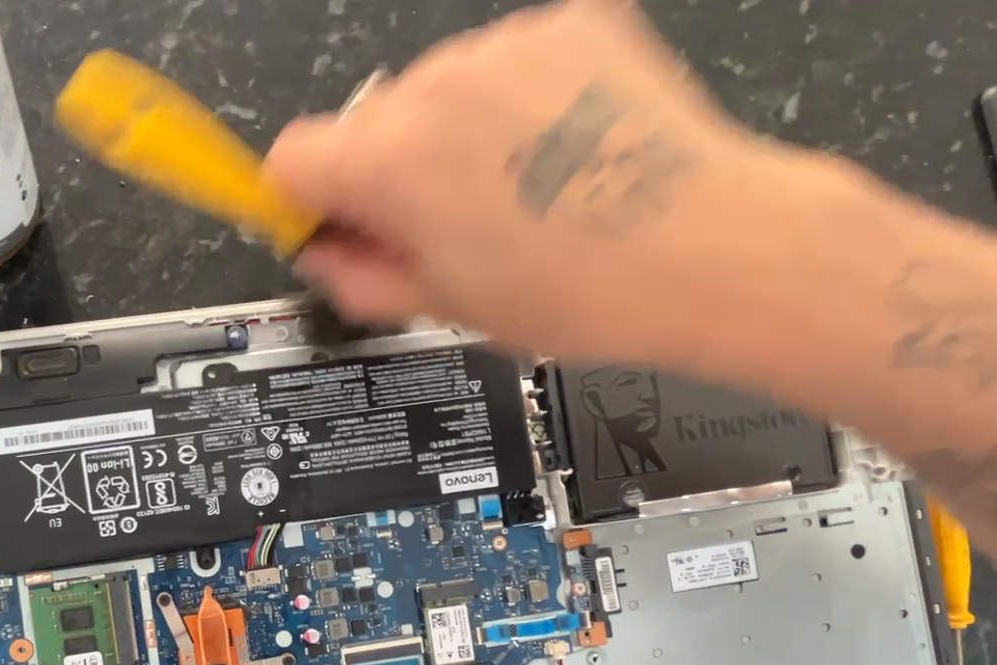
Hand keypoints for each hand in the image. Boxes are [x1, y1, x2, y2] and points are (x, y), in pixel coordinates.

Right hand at [265, 0, 799, 364]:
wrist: (707, 250)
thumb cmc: (580, 290)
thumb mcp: (439, 305)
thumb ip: (355, 275)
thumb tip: (324, 252)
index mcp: (392, 161)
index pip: (289, 159)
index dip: (296, 200)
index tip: (320, 222)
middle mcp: (437, 86)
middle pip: (362, 127)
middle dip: (379, 178)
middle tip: (431, 232)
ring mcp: (506, 47)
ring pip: (432, 97)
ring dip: (445, 143)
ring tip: (507, 201)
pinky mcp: (569, 27)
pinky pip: (502, 69)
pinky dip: (506, 112)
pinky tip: (547, 162)